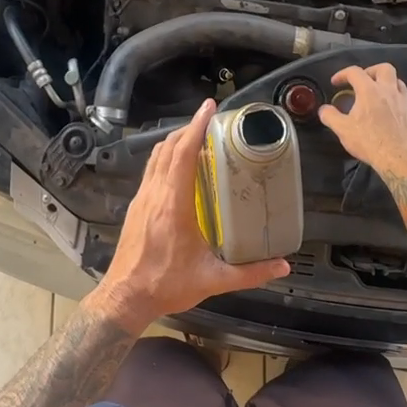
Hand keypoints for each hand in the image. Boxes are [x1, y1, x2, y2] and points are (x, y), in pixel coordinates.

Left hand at [90, 99, 291, 331]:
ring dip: (175, 142)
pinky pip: (151, 171)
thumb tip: (282, 265)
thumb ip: (250, 272)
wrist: (125, 297)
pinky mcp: (136, 207)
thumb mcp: (213, 280)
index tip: (209, 109)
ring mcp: (142, 199)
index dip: (196, 127)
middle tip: (209, 120)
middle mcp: (154, 194)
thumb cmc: (165, 285)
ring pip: (156, 158)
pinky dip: (165, 158)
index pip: (183, 154)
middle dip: (188, 129)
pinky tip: (179, 167)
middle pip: (168, 148)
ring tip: (196, 137)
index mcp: (173, 204)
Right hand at [318, 63, 406, 174]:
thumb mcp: (342, 130)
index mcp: (369, 91)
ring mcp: (404, 103)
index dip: (343, 74)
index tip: (336, 82)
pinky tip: (388, 113)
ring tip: (377, 93)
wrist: (398, 159)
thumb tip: (324, 110)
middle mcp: (389, 92)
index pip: (355, 72)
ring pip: (398, 82)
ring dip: (386, 83)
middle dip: (371, 70)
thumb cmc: (369, 142)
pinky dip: (395, 100)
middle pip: (384, 68)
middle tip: (362, 81)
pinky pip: (404, 100)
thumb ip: (330, 116)